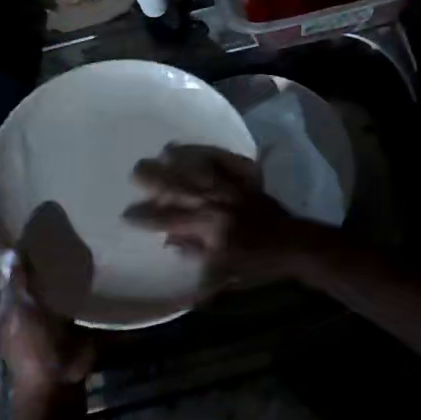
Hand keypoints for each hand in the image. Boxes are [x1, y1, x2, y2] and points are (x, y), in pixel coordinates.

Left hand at [0, 202, 94, 403]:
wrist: (59, 380)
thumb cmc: (34, 346)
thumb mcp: (22, 311)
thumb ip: (18, 283)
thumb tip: (9, 250)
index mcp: (11, 306)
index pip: (13, 272)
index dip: (21, 253)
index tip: (38, 227)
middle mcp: (31, 308)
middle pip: (37, 278)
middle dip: (48, 259)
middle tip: (69, 229)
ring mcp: (53, 316)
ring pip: (58, 287)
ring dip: (69, 271)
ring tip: (89, 242)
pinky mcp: (76, 322)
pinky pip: (79, 298)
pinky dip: (87, 285)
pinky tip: (101, 269)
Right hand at [122, 144, 317, 287]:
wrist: (293, 245)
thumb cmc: (258, 264)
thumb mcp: (223, 272)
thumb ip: (195, 255)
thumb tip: (169, 242)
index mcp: (207, 227)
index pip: (169, 220)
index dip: (146, 217)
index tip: (126, 213)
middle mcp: (217, 203)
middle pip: (181, 187)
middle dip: (156, 178)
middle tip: (136, 170)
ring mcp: (234, 188)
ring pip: (203, 169)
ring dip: (183, 159)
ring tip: (164, 150)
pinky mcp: (250, 181)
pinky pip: (230, 161)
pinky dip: (215, 153)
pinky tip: (203, 147)